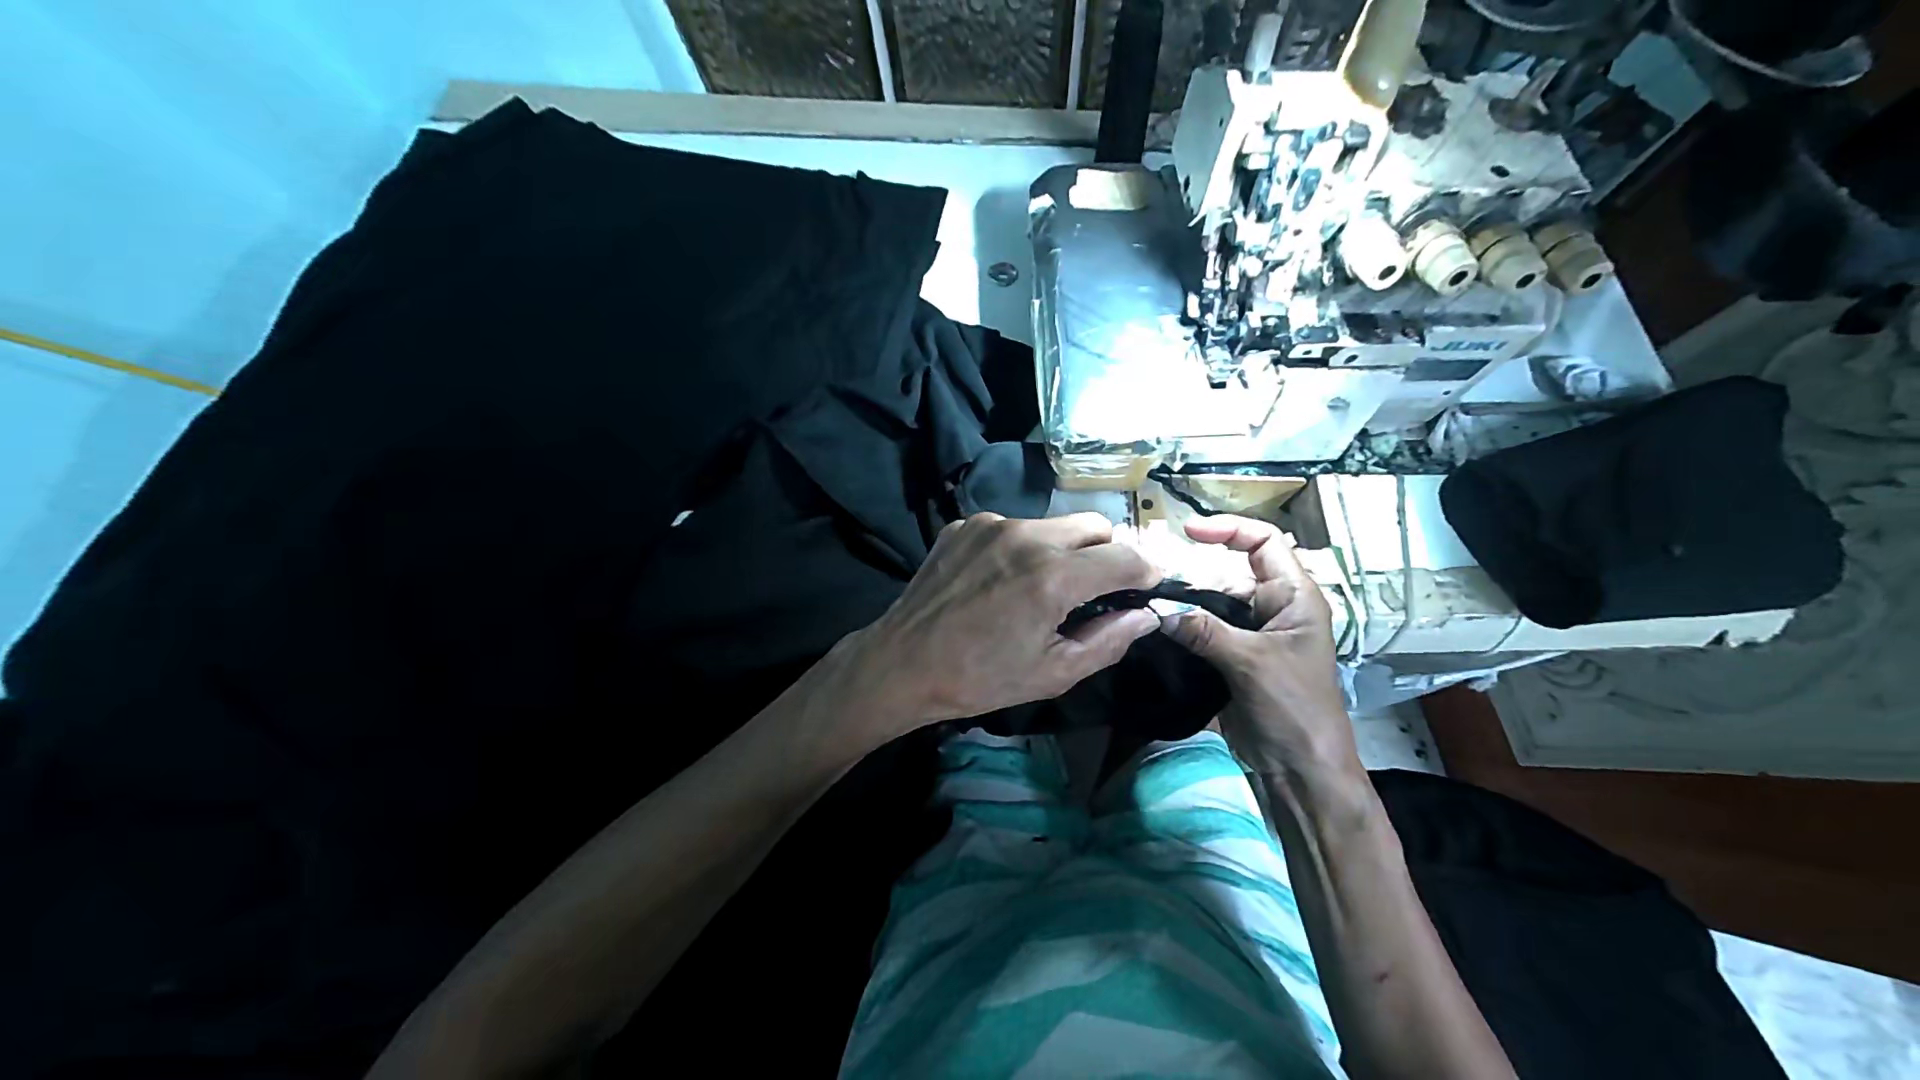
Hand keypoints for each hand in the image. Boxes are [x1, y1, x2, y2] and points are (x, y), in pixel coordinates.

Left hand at [845, 512, 1161, 733]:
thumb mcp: (1053, 673)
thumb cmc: (980, 678)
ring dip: (1065, 549)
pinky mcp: (965, 525)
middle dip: (1108, 552)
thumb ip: (1109, 640)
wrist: (902, 662)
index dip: (1147, 572)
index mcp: (1053, 576)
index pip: (1125, 557)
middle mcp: (1026, 536)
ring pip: (1053, 523)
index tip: (1147, 586)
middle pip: (1095, 525)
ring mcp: (991, 524)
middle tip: (1099, 587)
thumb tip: (1145, 616)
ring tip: (1045, 585)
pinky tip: (1003, 579)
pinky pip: (1013, 526)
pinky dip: (1023, 547)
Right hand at [1160, 515, 1356, 774]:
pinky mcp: (1232, 658)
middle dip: (1191, 569)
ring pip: (1210, 603)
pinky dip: (1179, 626)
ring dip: (1181, 600)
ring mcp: (1250, 634)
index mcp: (1294, 596)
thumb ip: (1204, 631)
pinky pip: (1202, 630)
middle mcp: (1272, 608)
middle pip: (1228, 572)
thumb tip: (1157, 607)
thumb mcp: (1252, 663)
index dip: (1229, 529)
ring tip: (1143, 597)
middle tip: (1149, 572)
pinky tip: (1152, 625)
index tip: (1187, 532)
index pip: (1265, 542)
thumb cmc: (1294, 708)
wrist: (1300, 768)